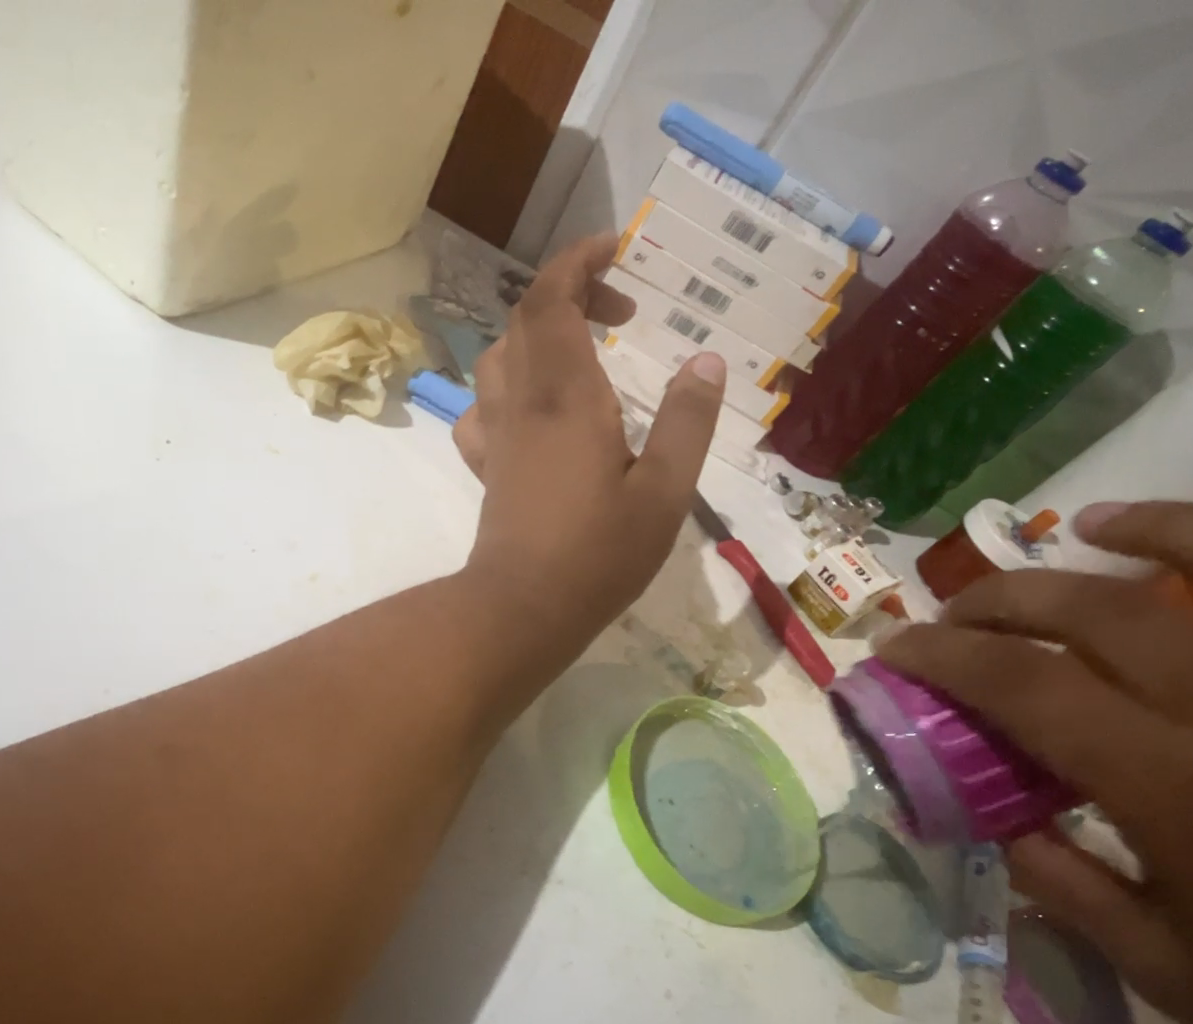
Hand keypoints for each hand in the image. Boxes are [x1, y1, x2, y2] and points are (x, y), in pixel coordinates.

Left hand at [452, 235, 726, 639]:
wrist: (522, 607)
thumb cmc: (599, 553)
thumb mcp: (665, 491)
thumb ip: (687, 422)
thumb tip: (706, 362)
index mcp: (567, 396)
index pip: (552, 300)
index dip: (578, 262)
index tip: (617, 248)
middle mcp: (523, 401)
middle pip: (526, 318)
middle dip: (572, 292)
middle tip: (625, 311)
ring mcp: (497, 431)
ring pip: (501, 354)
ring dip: (540, 333)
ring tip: (585, 351)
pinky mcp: (486, 462)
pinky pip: (485, 404)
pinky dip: (511, 384)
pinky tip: (535, 407)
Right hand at [878, 502, 1192, 1023]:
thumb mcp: (1171, 973)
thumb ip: (1068, 886)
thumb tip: (996, 818)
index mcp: (1187, 797)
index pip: (1030, 691)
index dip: (946, 657)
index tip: (895, 648)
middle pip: (1101, 617)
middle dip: (1001, 602)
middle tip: (952, 614)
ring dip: (1148, 534)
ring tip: (1082, 526)